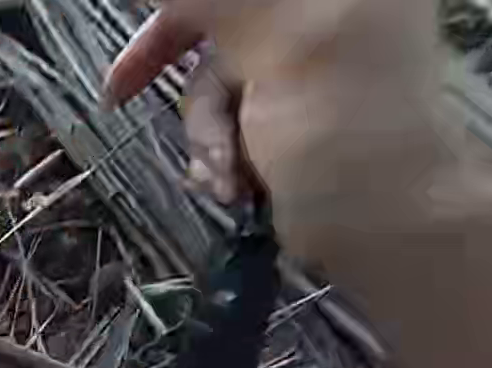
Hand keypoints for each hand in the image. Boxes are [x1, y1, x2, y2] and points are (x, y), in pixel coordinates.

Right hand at [106, 0, 466, 255]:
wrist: (374, 221)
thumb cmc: (342, 129)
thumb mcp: (281, 46)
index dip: (177, 7)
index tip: (130, 45)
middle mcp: (315, 7)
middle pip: (214, 19)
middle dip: (181, 76)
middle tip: (116, 95)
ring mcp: (297, 62)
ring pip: (211, 82)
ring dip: (207, 137)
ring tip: (227, 176)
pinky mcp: (279, 113)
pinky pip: (222, 119)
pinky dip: (216, 156)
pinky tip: (232, 184)